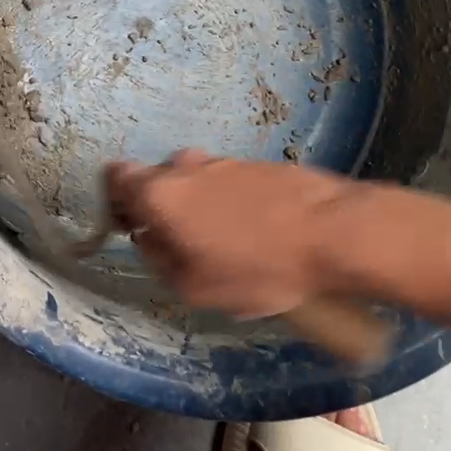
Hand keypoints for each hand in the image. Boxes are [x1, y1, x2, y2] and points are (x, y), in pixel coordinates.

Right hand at [105, 150, 361, 316]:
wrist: (335, 233)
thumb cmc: (258, 267)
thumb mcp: (195, 288)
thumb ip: (159, 261)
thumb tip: (151, 241)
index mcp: (159, 192)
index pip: (115, 176)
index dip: (117, 200)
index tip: (133, 226)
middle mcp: (184, 167)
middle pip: (157, 181)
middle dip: (162, 209)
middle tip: (184, 246)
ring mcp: (222, 161)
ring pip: (194, 183)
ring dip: (200, 208)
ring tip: (229, 245)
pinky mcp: (256, 164)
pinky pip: (228, 184)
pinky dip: (232, 205)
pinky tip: (258, 235)